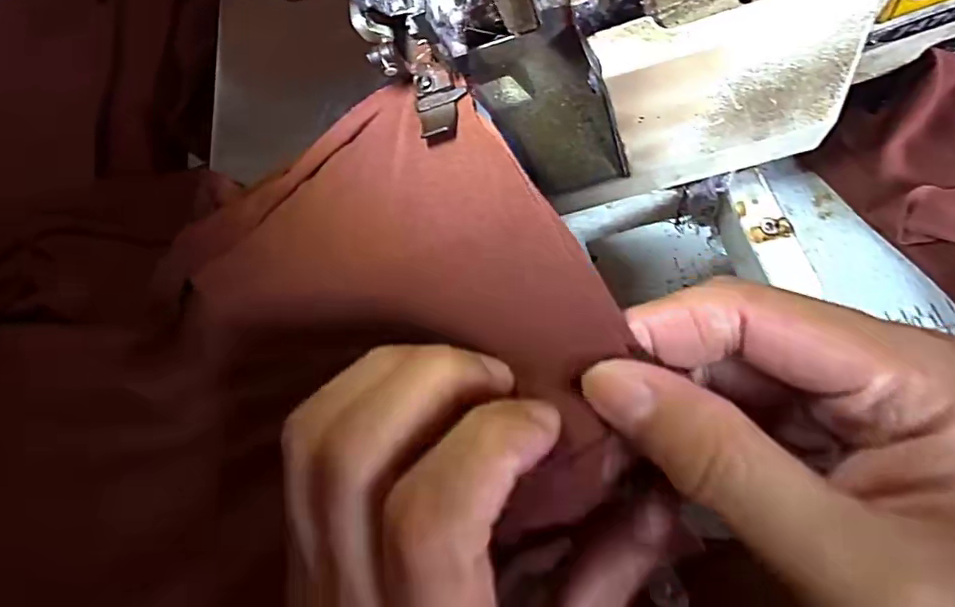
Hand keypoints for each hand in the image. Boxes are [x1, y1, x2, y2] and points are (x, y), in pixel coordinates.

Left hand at [282, 345, 678, 606]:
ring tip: (464, 377)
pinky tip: (422, 394)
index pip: (428, 520)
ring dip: (398, 370)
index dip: (493, 442)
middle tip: (499, 380)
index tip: (544, 420)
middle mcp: (346, 600)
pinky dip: (364, 387)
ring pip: (317, 432)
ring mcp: (306, 568)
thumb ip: (607, 573)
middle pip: (353, 453)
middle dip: (438, 379)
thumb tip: (659, 492)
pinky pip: (307, 436)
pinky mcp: (295, 543)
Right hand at [580, 279, 954, 606]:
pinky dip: (721, 468)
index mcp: (917, 372)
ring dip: (688, 431)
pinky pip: (779, 445)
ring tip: (618, 464)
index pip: (763, 312)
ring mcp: (887, 419)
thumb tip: (615, 380)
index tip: (592, 361)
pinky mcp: (874, 465)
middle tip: (593, 424)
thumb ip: (726, 465)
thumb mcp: (853, 566)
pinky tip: (672, 495)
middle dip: (672, 384)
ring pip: (757, 400)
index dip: (670, 326)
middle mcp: (898, 373)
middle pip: (755, 352)